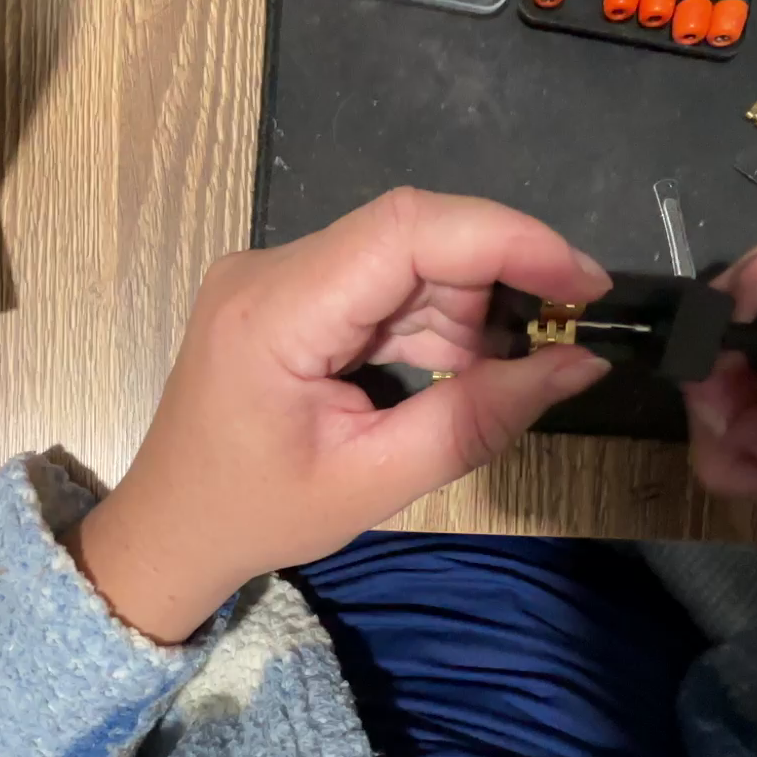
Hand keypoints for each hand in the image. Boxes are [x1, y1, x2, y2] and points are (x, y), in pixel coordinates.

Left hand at [65, 188, 611, 645]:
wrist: (171, 527)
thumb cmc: (257, 517)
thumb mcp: (373, 482)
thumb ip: (475, 420)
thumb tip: (577, 365)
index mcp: (273, 313)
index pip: (404, 229)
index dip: (507, 239)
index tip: (585, 283)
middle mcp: (266, 272)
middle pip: (406, 239)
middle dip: (493, 283)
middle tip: (553, 342)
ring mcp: (271, 279)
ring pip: (397, 261)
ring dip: (463, 310)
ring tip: (502, 374)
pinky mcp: (283, 297)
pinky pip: (372, 287)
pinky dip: (426, 323)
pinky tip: (457, 368)